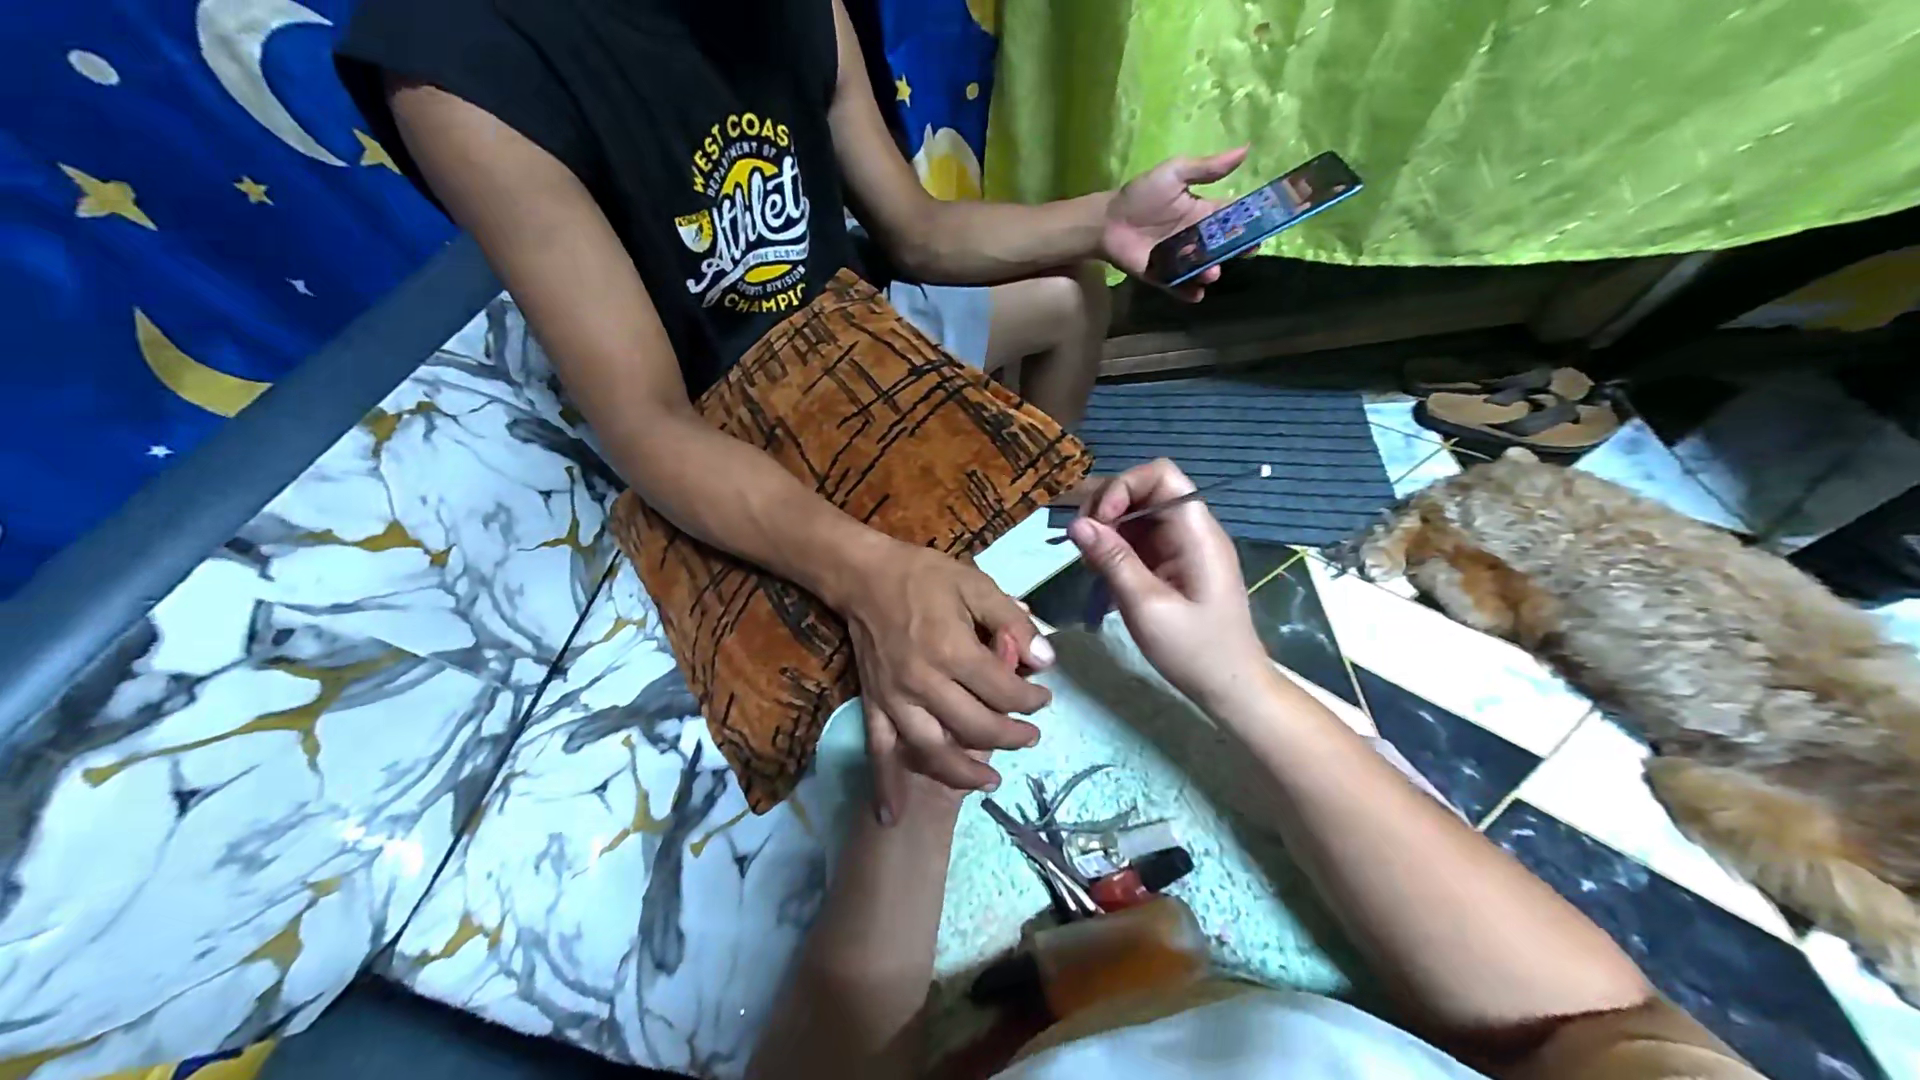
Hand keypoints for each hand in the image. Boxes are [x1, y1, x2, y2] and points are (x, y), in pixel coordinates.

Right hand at [843, 540, 1053, 822]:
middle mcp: (923, 683)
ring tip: (990, 781)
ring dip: (964, 773)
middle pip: (975, 727)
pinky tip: (893, 817)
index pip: (1003, 691)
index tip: (1044, 698)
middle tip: (1031, 738)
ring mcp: (895, 699)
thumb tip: (1046, 660)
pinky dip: (886, 786)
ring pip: (932, 750)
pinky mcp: (874, 704)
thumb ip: (1012, 621)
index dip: (1032, 700)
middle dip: (1010, 737)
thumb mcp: (976, 584)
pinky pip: (878, 751)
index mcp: (952, 650)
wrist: (864, 576)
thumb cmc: (924, 576)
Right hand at [1068, 459, 1267, 705]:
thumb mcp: (1147, 607)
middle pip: (1142, 490)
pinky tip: (1098, 570)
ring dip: (1105, 529)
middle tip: (1083, 544)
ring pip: (1134, 513)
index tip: (1098, 521)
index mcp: (1196, 532)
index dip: (1123, 487)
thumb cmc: (1195, 650)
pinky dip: (1112, 547)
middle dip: (1106, 507)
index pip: (1161, 475)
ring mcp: (1179, 545)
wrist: (1229, 687)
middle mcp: (1189, 529)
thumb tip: (1076, 523)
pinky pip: (1135, 538)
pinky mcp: (1169, 562)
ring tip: (1088, 561)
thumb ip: (1112, 560)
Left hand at [1100, 147, 1250, 300]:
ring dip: (1210, 271)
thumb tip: (1246, 150)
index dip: (1249, 221)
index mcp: (1202, 212)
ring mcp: (1179, 258)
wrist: (1108, 220)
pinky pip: (1178, 286)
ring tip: (1212, 272)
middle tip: (1246, 252)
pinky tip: (1196, 293)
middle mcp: (1195, 237)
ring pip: (1202, 267)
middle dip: (1236, 250)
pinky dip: (1188, 291)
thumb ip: (1207, 168)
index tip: (1265, 224)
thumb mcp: (1174, 173)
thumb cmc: (1141, 195)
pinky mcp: (1162, 275)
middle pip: (1222, 246)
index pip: (1231, 217)